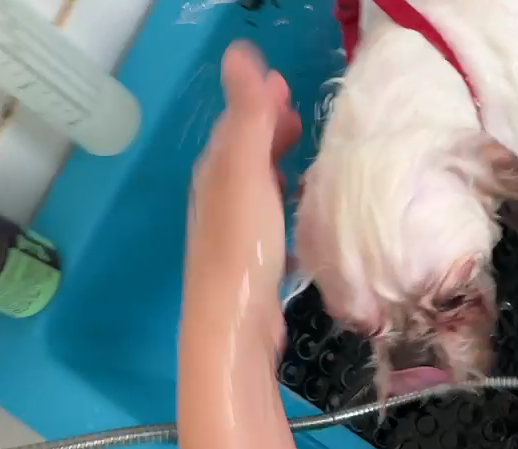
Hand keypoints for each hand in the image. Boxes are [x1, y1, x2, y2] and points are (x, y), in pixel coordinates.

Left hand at [182, 43, 303, 366]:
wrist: (235, 322)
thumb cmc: (243, 246)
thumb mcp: (247, 173)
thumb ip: (248, 118)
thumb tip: (241, 56)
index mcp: (215, 173)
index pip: (234, 126)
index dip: (256, 103)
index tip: (284, 86)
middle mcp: (219, 201)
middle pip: (242, 156)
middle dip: (266, 133)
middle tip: (297, 117)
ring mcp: (235, 236)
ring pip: (255, 190)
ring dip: (275, 169)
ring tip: (301, 160)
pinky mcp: (253, 266)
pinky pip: (267, 224)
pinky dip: (281, 209)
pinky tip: (298, 219)